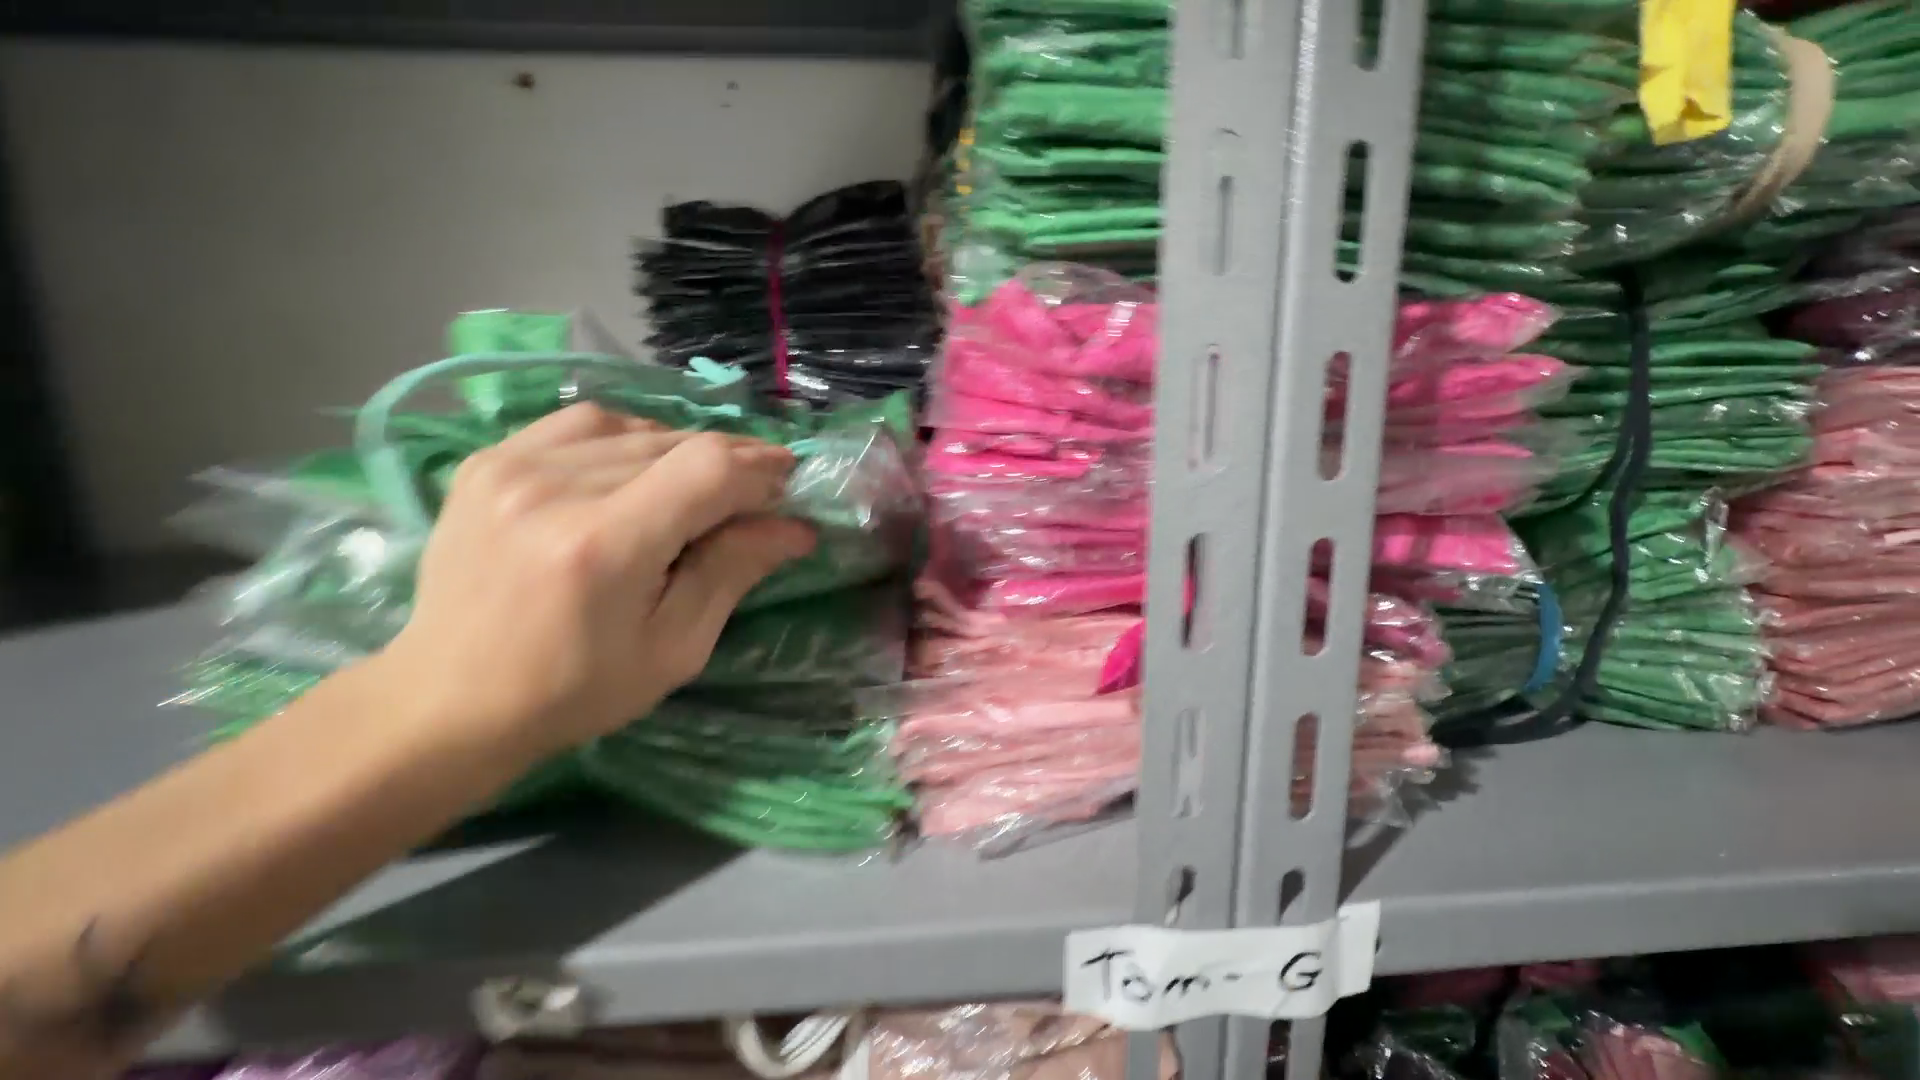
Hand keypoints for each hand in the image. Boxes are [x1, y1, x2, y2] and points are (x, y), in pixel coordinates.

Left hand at [377, 403, 816, 758]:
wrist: (451, 700)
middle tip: (755, 495)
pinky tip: (636, 468)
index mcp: (603, 545)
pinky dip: (626, 438)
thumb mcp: (674, 648)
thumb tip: (795, 526)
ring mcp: (511, 466)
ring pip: (633, 427)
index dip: (759, 468)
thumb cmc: (575, 690)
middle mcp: (553, 487)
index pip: (706, 470)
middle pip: (674, 443)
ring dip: (680, 452)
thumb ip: (732, 572)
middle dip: (729, 464)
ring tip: (695, 488)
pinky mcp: (488, 461)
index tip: (788, 484)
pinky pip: (581, 423)